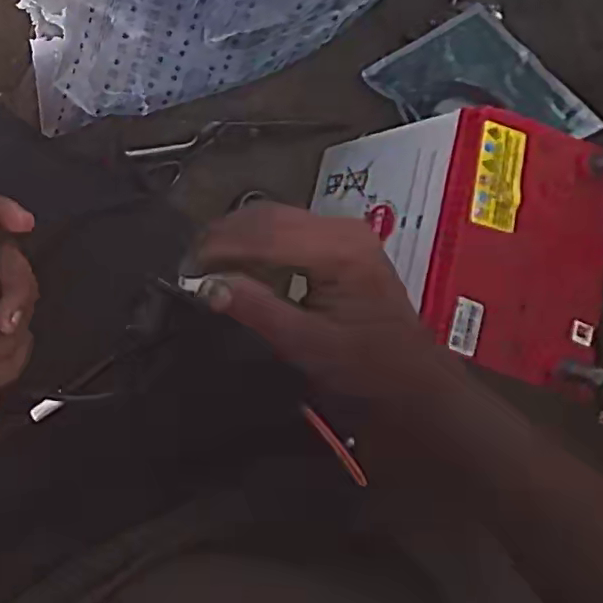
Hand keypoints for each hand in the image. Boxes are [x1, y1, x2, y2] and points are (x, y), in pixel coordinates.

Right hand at [191, 202, 466, 404]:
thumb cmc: (367, 371)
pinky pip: (281, 228)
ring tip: (205, 265)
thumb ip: (256, 309)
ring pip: (269, 217)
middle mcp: (341, 228)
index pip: (265, 233)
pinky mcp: (334, 240)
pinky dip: (250, 242)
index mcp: (341, 250)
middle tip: (190, 266)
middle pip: (264, 217)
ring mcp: (339, 231)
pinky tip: (234, 263)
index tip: (188, 270)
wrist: (413, 386)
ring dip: (232, 237)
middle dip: (221, 238)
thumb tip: (206, 286)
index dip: (219, 247)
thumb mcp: (307, 345)